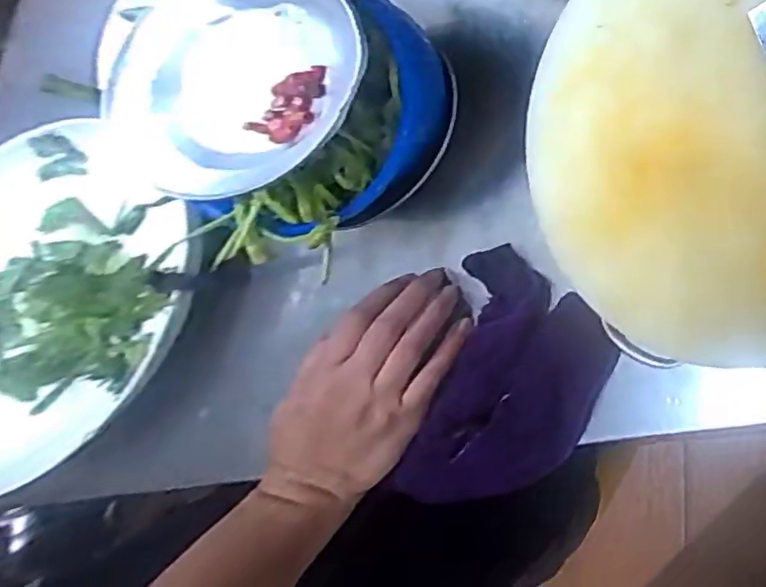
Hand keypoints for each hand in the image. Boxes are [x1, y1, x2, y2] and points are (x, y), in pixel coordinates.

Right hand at [259, 271, 471, 510]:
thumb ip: (325, 354)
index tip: (408, 277)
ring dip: (436, 312)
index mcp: (321, 372)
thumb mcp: (299, 390)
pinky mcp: (407, 414)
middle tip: (438, 275)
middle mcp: (351, 380)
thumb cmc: (303, 436)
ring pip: (414, 344)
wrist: (310, 489)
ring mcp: (382, 397)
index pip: (356, 321)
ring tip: (453, 291)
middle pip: (390, 326)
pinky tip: (466, 324)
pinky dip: (452, 345)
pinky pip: (434, 372)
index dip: (386, 294)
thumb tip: (362, 314)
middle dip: (417, 295)